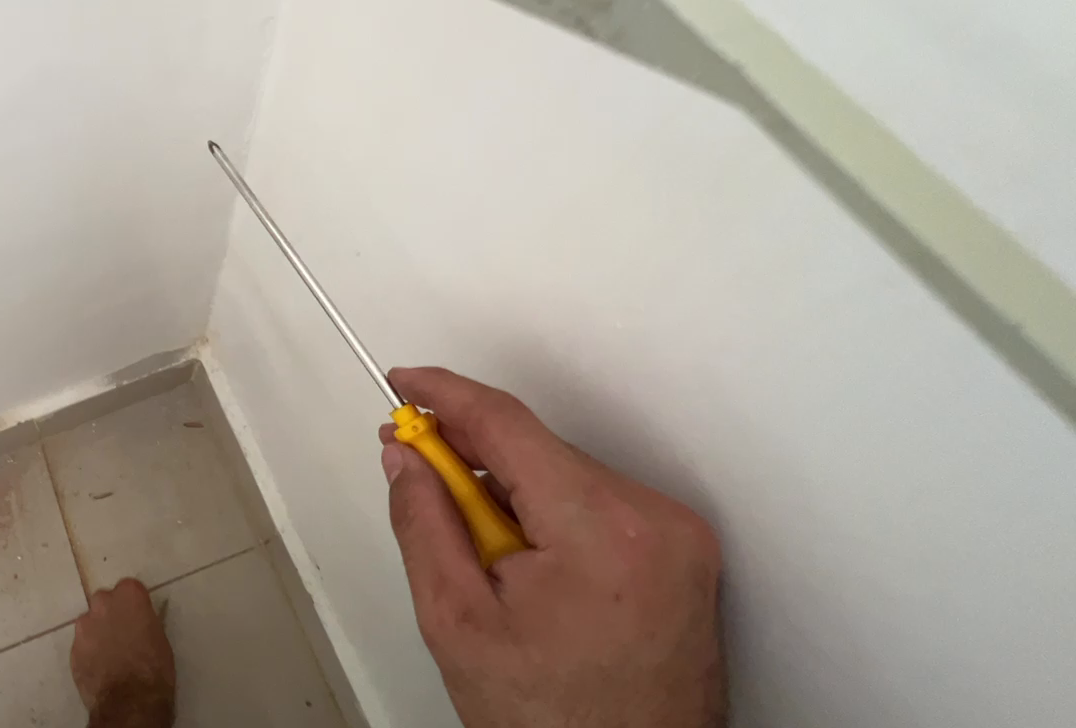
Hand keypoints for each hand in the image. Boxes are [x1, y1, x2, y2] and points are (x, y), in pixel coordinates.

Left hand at [71, 578, 174, 727]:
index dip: (133, 605)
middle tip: (121, 635)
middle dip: (110, 614)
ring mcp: (84, 625)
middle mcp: (103, 602)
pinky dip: (88, 653)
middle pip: (105, 601)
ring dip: (97, 633)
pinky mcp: (73, 649)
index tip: (137, 618)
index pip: (129, 588)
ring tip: (108, 656)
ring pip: (90, 623)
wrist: (131, 702)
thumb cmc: (155, 669)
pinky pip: (81, 645)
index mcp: (129, 594)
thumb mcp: (159, 637)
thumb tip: (139, 621)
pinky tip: (99, 669)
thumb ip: (145, 621)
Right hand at [379, 367, 724, 727]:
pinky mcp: (674, 551)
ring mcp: (673, 535)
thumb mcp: (454, 618)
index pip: (507, 424)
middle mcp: (652, 518)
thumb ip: (422, 521)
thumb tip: (403, 456)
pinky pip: (584, 497)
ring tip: (458, 529)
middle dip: (462, 448)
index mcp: (600, 529)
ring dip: (496, 482)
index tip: (402, 382)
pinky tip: (503, 544)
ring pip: (554, 470)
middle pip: (531, 447)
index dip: (444, 393)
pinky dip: (534, 505)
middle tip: (405, 454)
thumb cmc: (550, 721)